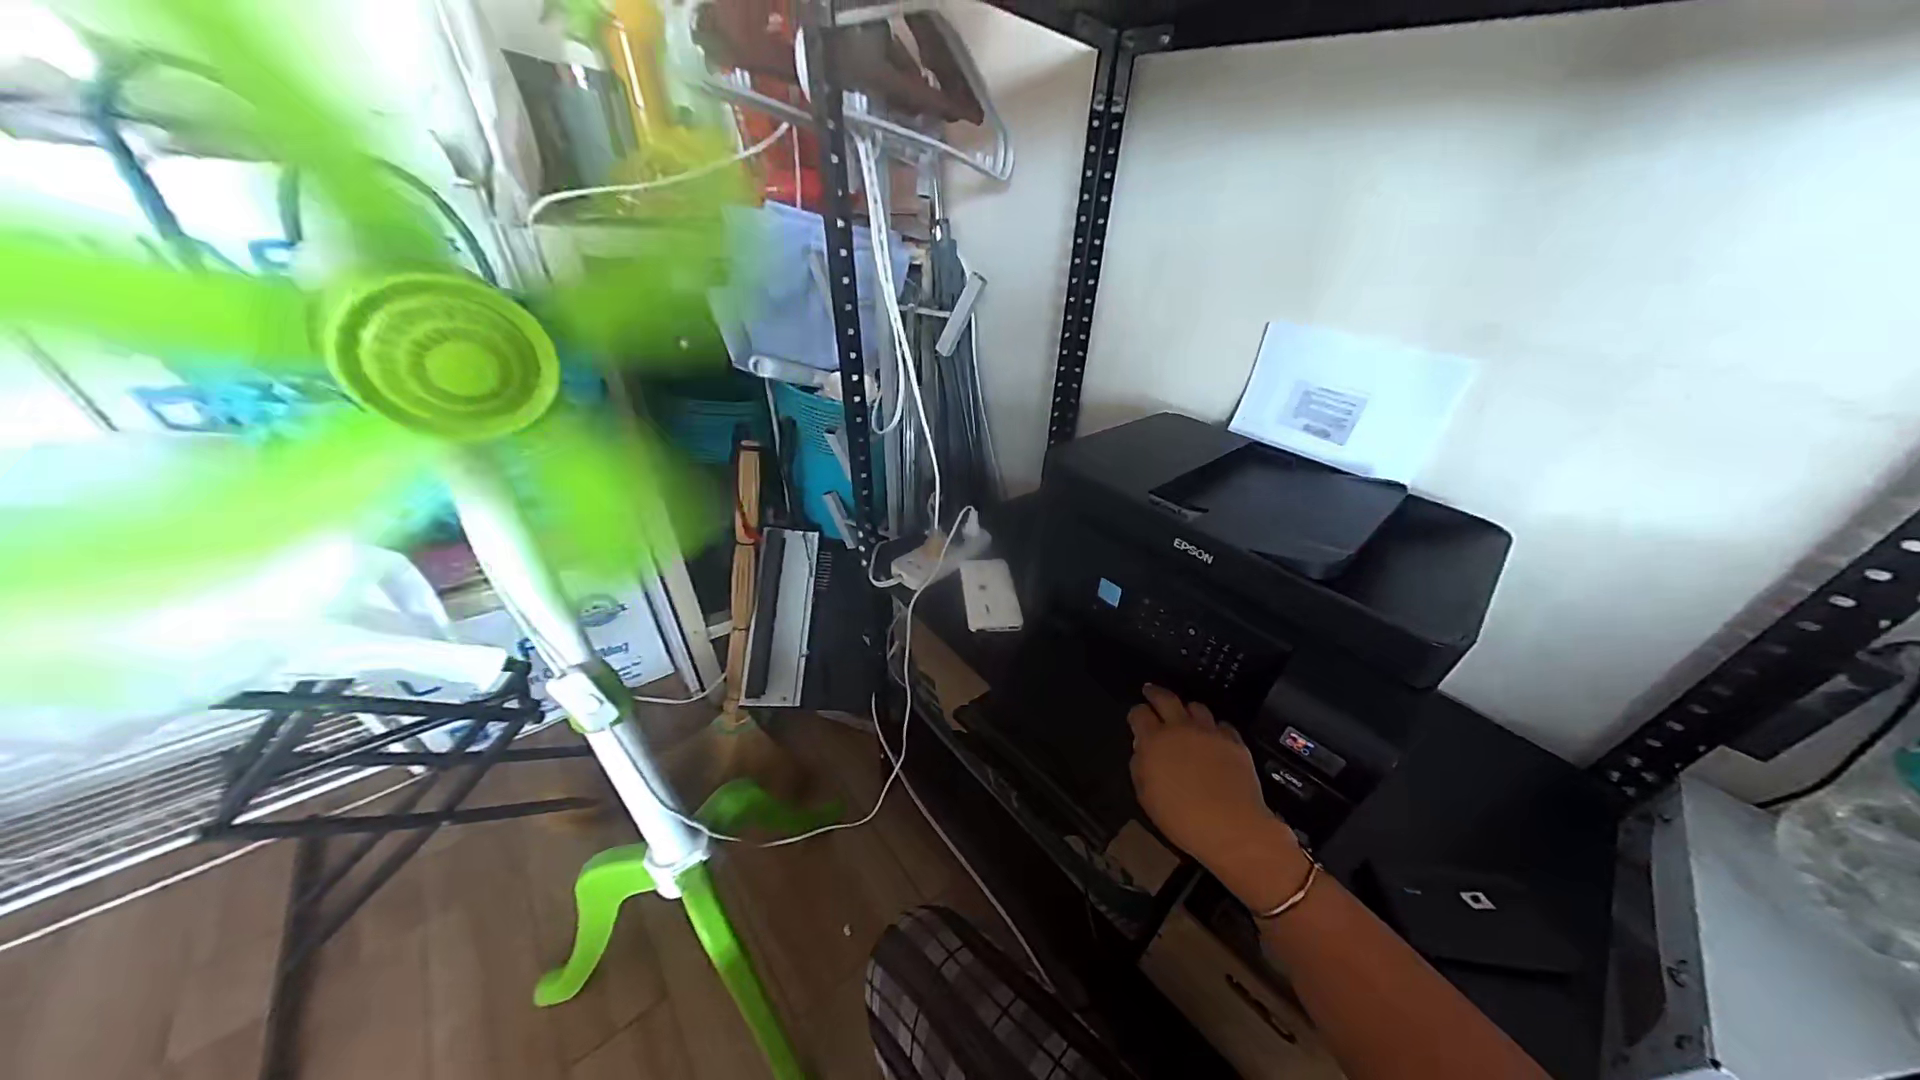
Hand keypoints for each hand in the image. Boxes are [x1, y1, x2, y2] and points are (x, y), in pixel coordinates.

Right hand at [1128, 685, 1303, 891]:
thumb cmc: (1182, 818)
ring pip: (1196, 706)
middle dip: (1155, 693)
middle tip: (1150, 691)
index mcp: (1154, 741)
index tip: (1136, 717)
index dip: (1136, 713)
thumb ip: (1140, 766)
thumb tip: (1142, 750)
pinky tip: (1213, 737)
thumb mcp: (1146, 796)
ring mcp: (1210, 733)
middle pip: (1165, 698)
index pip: (1139, 713)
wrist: (1232, 828)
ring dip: (1186, 709)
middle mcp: (1181, 729)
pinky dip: (1214, 727)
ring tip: (1184, 715)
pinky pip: (1221, 725)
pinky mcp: (1234, 741)